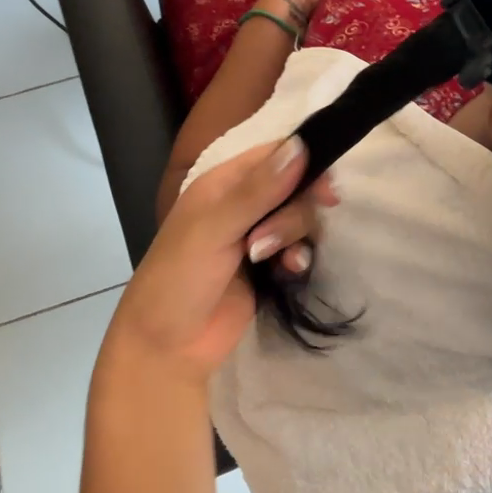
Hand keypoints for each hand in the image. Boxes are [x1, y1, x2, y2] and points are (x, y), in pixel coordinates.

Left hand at [107, 138, 335, 380]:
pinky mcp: (268, 267)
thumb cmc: (179, 278)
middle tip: (269, 241)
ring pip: (300, 219)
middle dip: (293, 214)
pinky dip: (299, 257)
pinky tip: (290, 272)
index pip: (275, 154)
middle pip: (295, 187)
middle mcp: (242, 204)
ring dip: (295, 237)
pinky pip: (299, 249)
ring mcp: (256, 236)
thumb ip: (258, 190)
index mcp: (223, 183)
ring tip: (276, 262)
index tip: (325, 190)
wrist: (166, 346)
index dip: (304, 164)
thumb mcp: (214, 228)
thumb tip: (300, 146)